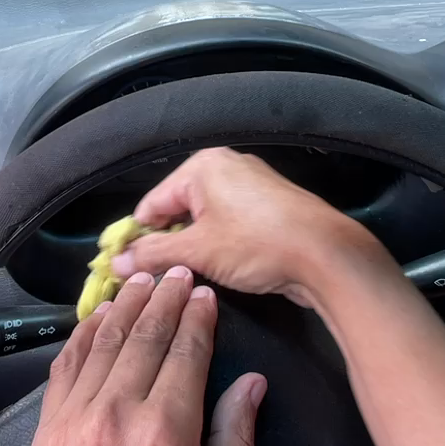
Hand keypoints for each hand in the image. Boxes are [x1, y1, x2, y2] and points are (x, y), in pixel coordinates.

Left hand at [0, 266, 265, 445]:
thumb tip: (249, 388)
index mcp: (165, 438)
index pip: (186, 353)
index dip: (199, 317)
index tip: (206, 294)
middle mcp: (114, 419)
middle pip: (144, 337)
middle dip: (165, 298)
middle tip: (178, 272)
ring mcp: (72, 426)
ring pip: (101, 344)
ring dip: (124, 307)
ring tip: (140, 282)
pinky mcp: (44, 440)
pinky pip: (62, 370)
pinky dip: (79, 337)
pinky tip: (92, 321)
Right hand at [110, 147, 396, 309]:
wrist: (327, 255)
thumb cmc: (257, 245)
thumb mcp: (198, 251)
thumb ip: (153, 255)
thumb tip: (117, 263)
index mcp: (202, 167)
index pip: (152, 203)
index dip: (136, 238)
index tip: (124, 269)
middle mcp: (225, 167)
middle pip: (177, 209)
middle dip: (166, 243)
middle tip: (155, 278)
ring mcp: (251, 185)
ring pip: (204, 219)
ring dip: (192, 247)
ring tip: (186, 277)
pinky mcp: (270, 207)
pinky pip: (228, 223)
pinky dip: (218, 244)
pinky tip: (217, 269)